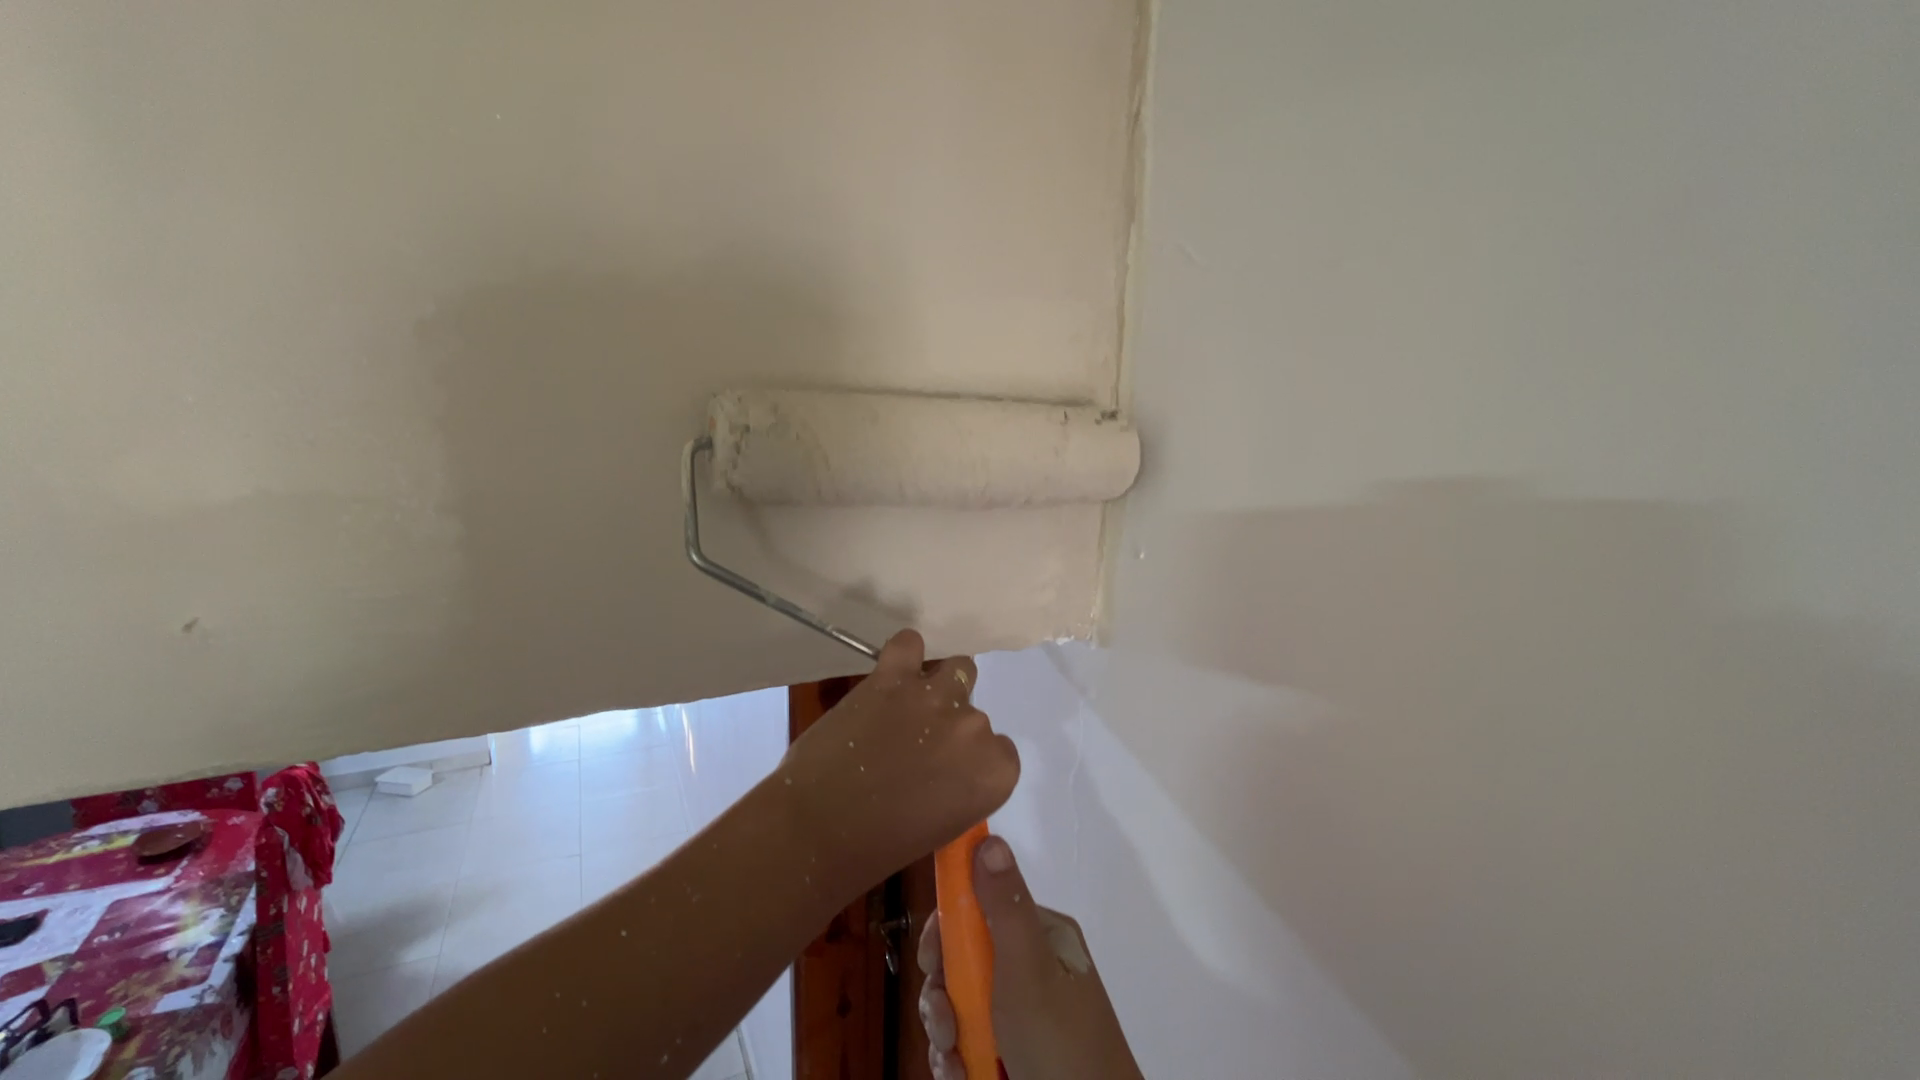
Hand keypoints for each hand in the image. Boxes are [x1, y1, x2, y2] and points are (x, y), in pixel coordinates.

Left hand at [776, 629, 1019, 886]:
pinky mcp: (892, 679)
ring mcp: (935, 697)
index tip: (945, 772)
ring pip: (957, 671)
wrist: (818, 828)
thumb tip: (945, 766)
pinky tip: (896, 670)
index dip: (970, 760)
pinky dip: (905, 653)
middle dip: (950, 729)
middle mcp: (975, 729)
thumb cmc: (881, 844)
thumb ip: (959, 785)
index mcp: (995, 772)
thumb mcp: (943, 823)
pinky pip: (909, 644)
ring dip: (939, 688)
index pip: (1000, 751)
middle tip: (916, 749)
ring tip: (910, 709)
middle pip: (975, 715)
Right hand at [918, 838, 1143, 1079]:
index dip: (946, 931)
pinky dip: (956, 1062)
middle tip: (945, 1024)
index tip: (930, 959)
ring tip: (956, 1062)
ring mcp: (1019, 1013)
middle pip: (960, 962)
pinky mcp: (1009, 1052)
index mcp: (1040, 936)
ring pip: (957, 1007)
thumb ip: (1004, 905)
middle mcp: (1029, 968)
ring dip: (945, 1035)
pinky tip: (961, 1076)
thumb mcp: (1028, 969)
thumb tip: (988, 836)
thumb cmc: (1059, 1041)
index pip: (977, 909)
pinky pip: (965, 1044)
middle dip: (942, 995)